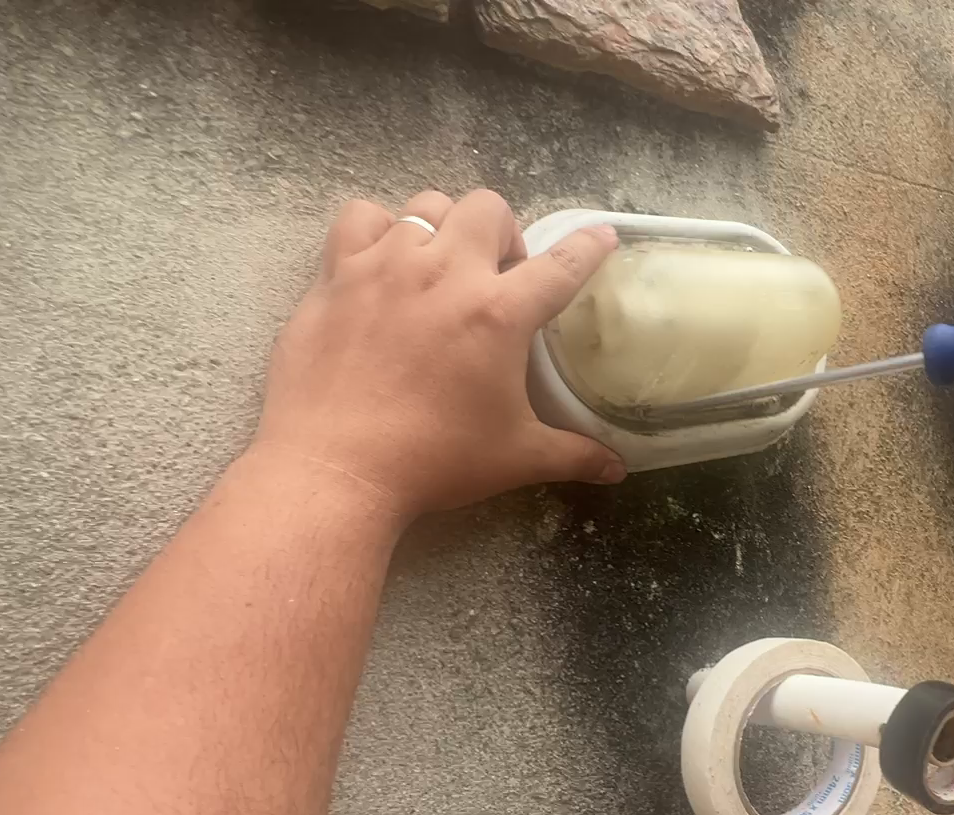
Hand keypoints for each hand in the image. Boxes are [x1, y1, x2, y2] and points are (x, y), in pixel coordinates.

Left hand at [251, 189, 624, 519]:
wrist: (337, 467)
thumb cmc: (437, 460)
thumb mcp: (518, 458)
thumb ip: (575, 456)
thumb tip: (617, 470)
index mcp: (499, 314)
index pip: (560, 266)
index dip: (588, 247)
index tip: (602, 234)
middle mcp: (445, 273)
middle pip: (487, 209)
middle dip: (505, 234)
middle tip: (499, 277)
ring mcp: (385, 266)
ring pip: (426, 206)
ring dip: (446, 229)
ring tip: (442, 268)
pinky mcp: (336, 274)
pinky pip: (361, 218)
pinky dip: (380, 230)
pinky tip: (384, 264)